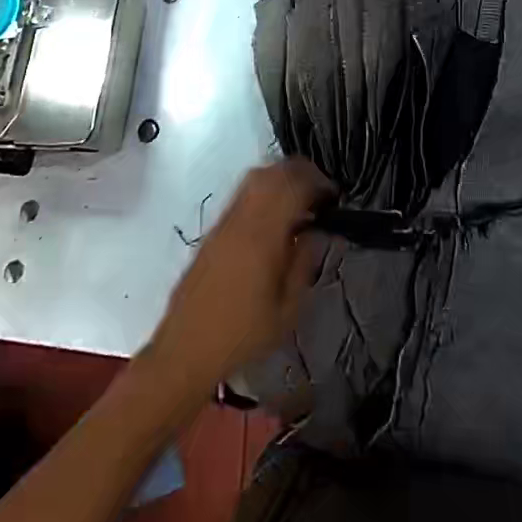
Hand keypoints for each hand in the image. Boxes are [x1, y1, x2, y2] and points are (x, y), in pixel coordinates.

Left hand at [142, 160, 334, 393]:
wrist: (186, 348)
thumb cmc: (243, 334)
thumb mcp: (288, 307)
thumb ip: (306, 262)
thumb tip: (319, 231)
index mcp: (262, 236)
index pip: (293, 185)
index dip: (319, 183)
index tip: (335, 199)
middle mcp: (240, 219)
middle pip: (272, 172)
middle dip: (302, 174)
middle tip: (321, 196)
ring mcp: (223, 222)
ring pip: (254, 178)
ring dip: (282, 180)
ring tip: (301, 205)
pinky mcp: (213, 231)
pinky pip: (242, 195)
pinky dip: (265, 192)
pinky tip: (276, 220)